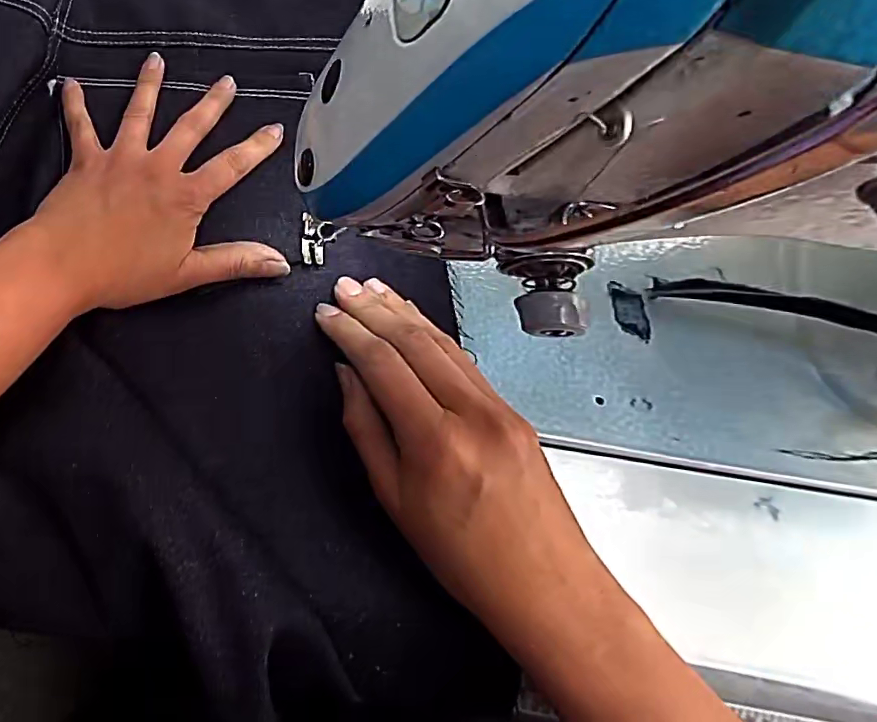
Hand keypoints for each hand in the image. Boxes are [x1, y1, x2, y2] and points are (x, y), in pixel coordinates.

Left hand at [24, 52, 289, 313]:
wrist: (61, 267)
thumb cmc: (122, 274)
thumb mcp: (185, 273)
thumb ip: (233, 263)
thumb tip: (277, 262)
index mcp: (184, 196)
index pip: (231, 166)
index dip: (256, 147)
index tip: (273, 130)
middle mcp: (156, 168)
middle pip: (191, 127)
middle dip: (213, 103)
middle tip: (227, 82)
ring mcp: (120, 159)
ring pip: (140, 112)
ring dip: (150, 84)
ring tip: (157, 61)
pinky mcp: (87, 160)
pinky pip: (81, 125)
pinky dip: (76, 104)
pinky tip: (71, 84)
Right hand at [313, 276, 606, 638]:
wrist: (548, 589)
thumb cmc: (470, 560)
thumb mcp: (395, 501)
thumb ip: (365, 430)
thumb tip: (347, 378)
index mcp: (436, 441)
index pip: (382, 362)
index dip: (348, 331)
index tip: (328, 315)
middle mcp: (472, 414)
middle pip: (412, 340)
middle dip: (371, 308)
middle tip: (344, 289)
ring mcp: (499, 407)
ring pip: (442, 340)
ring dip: (403, 311)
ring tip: (374, 291)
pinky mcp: (513, 409)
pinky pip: (465, 358)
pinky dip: (434, 332)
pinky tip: (417, 321)